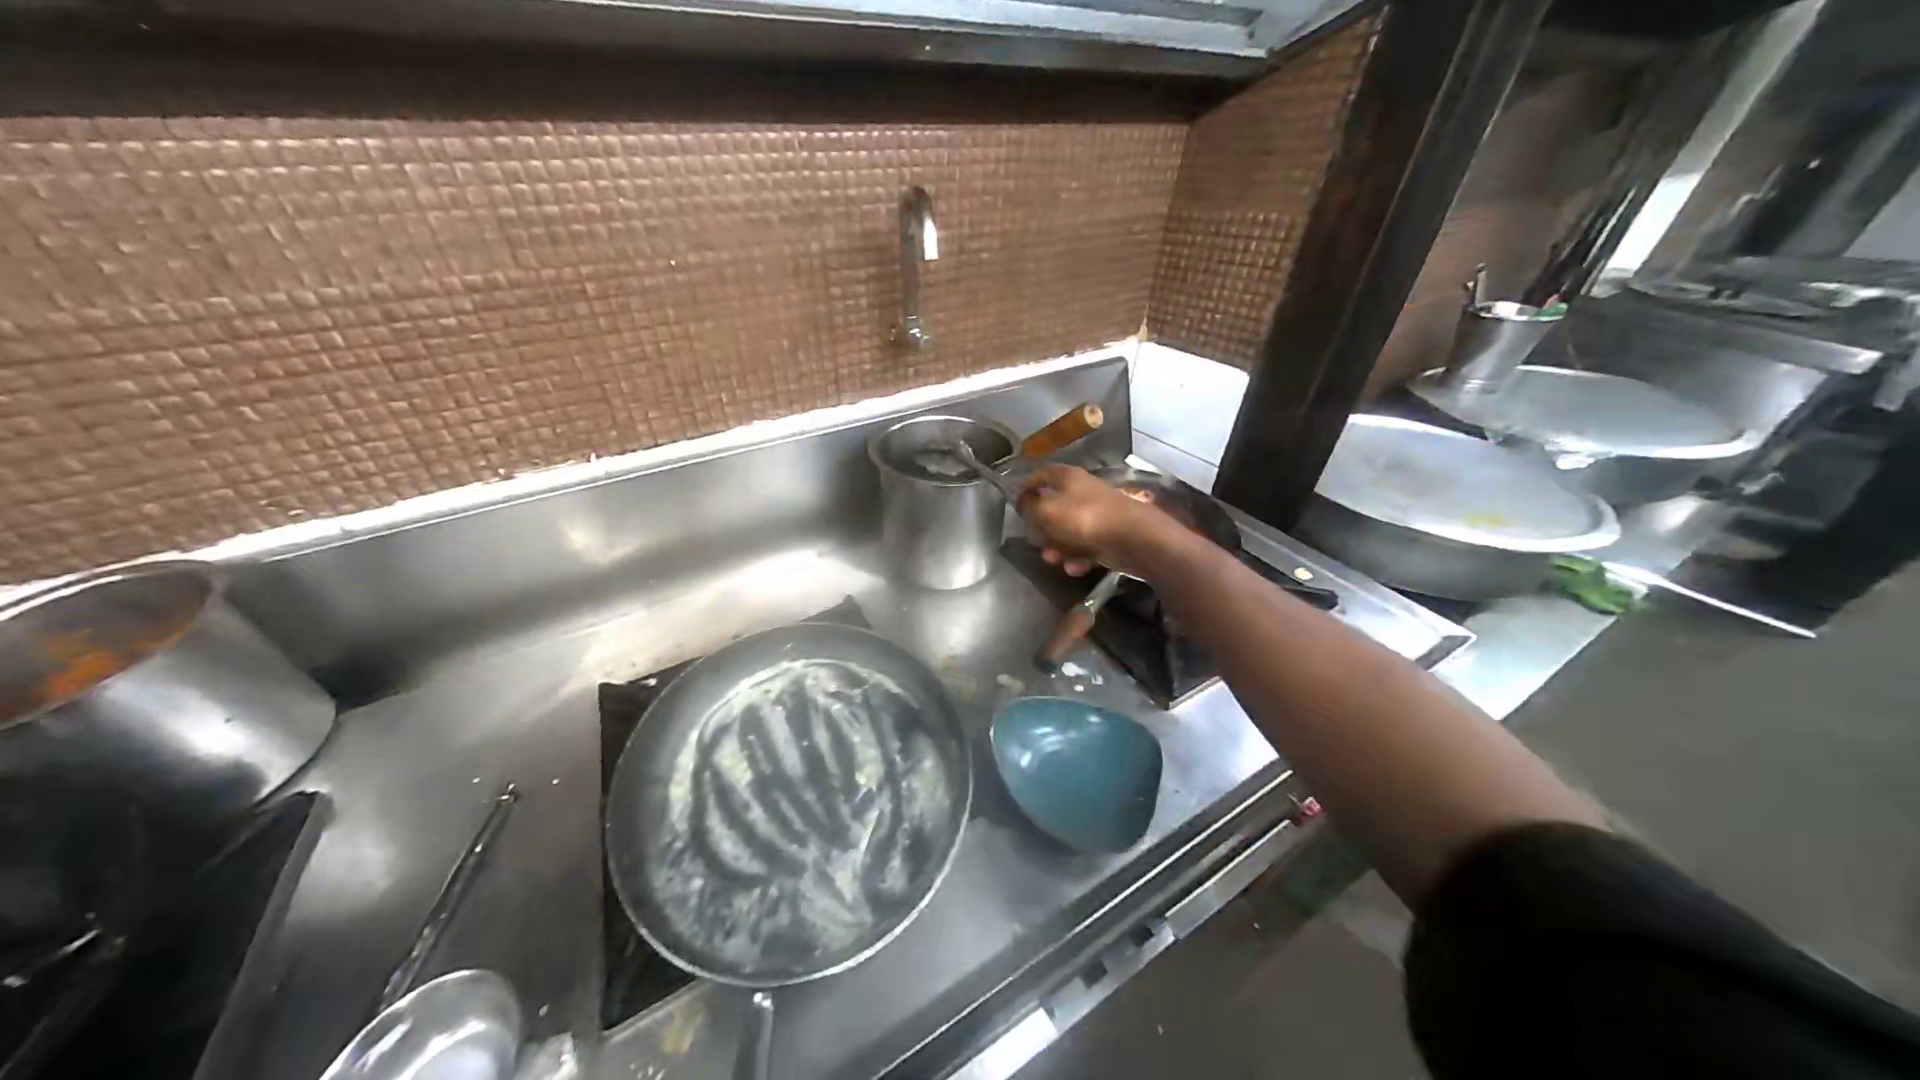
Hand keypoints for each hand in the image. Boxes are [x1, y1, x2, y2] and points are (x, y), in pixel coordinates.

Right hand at [1017, 464, 1169, 577]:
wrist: (1133, 538)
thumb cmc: (1085, 518)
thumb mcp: (1046, 511)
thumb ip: (1029, 508)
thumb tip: (1024, 504)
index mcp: (1068, 477)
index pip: (1041, 474)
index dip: (1025, 486)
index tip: (1015, 502)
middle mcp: (1083, 492)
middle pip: (1053, 507)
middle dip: (1042, 527)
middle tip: (1035, 540)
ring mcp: (1097, 514)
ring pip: (1068, 530)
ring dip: (1057, 547)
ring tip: (1054, 560)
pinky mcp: (1108, 535)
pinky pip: (1085, 546)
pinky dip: (1078, 557)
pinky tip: (1075, 567)